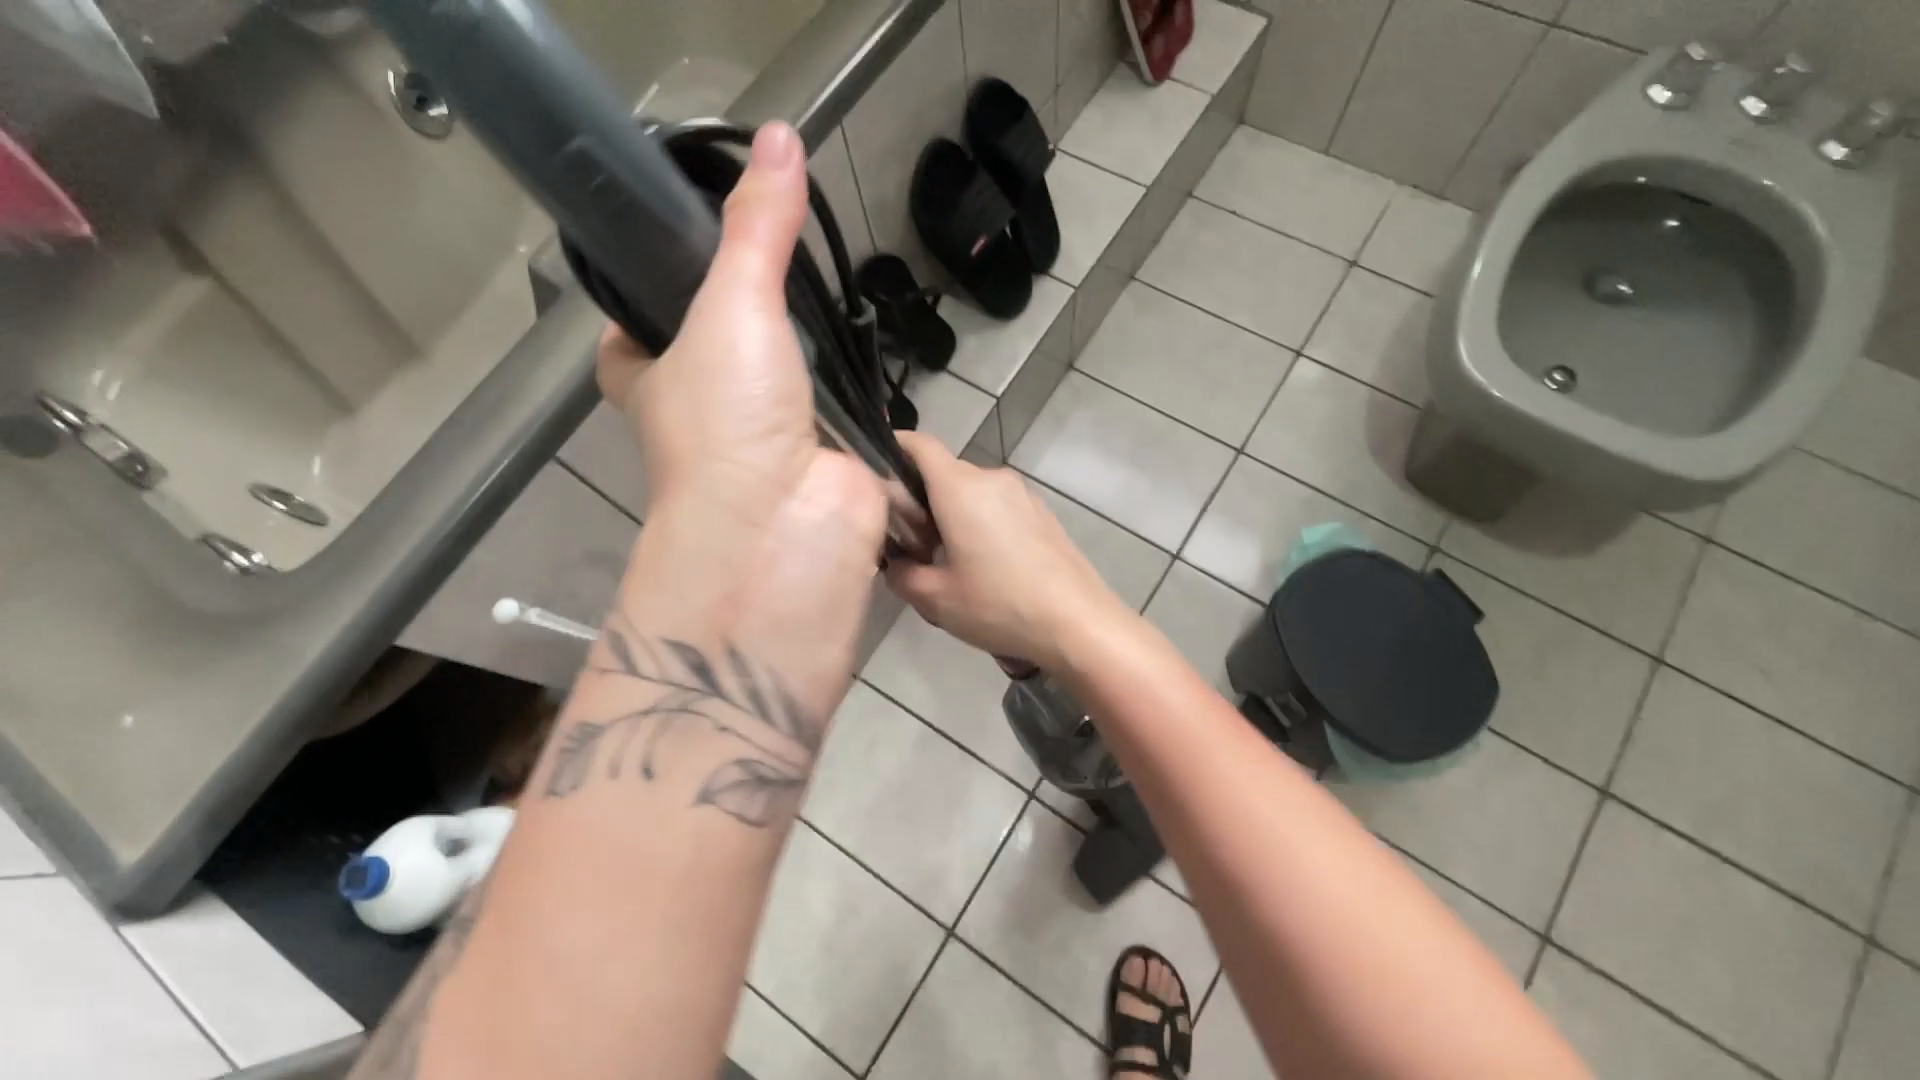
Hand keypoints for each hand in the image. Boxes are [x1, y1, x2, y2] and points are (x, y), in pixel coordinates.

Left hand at [596, 123, 820, 521]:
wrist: (785, 533)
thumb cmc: (727, 422)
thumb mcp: (730, 307)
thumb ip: (757, 229)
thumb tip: (780, 134)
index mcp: (648, 375)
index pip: (637, 324)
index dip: (655, 284)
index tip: (690, 238)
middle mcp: (702, 408)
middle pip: (723, 341)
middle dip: (753, 306)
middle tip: (783, 247)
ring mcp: (768, 437)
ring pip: (786, 375)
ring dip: (810, 346)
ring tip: (835, 282)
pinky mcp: (825, 457)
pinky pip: (839, 408)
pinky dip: (855, 383)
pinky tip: (871, 343)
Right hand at [884, 433, 1133, 670]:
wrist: (1078, 623)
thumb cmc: (999, 606)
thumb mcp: (935, 599)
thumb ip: (900, 574)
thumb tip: (896, 563)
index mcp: (960, 488)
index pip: (918, 445)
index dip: (891, 451)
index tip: (876, 480)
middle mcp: (992, 480)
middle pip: (943, 474)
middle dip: (920, 502)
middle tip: (913, 549)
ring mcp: (1023, 496)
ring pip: (971, 494)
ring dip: (952, 518)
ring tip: (950, 567)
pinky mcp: (1042, 515)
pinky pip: (998, 509)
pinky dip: (980, 526)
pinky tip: (986, 571)